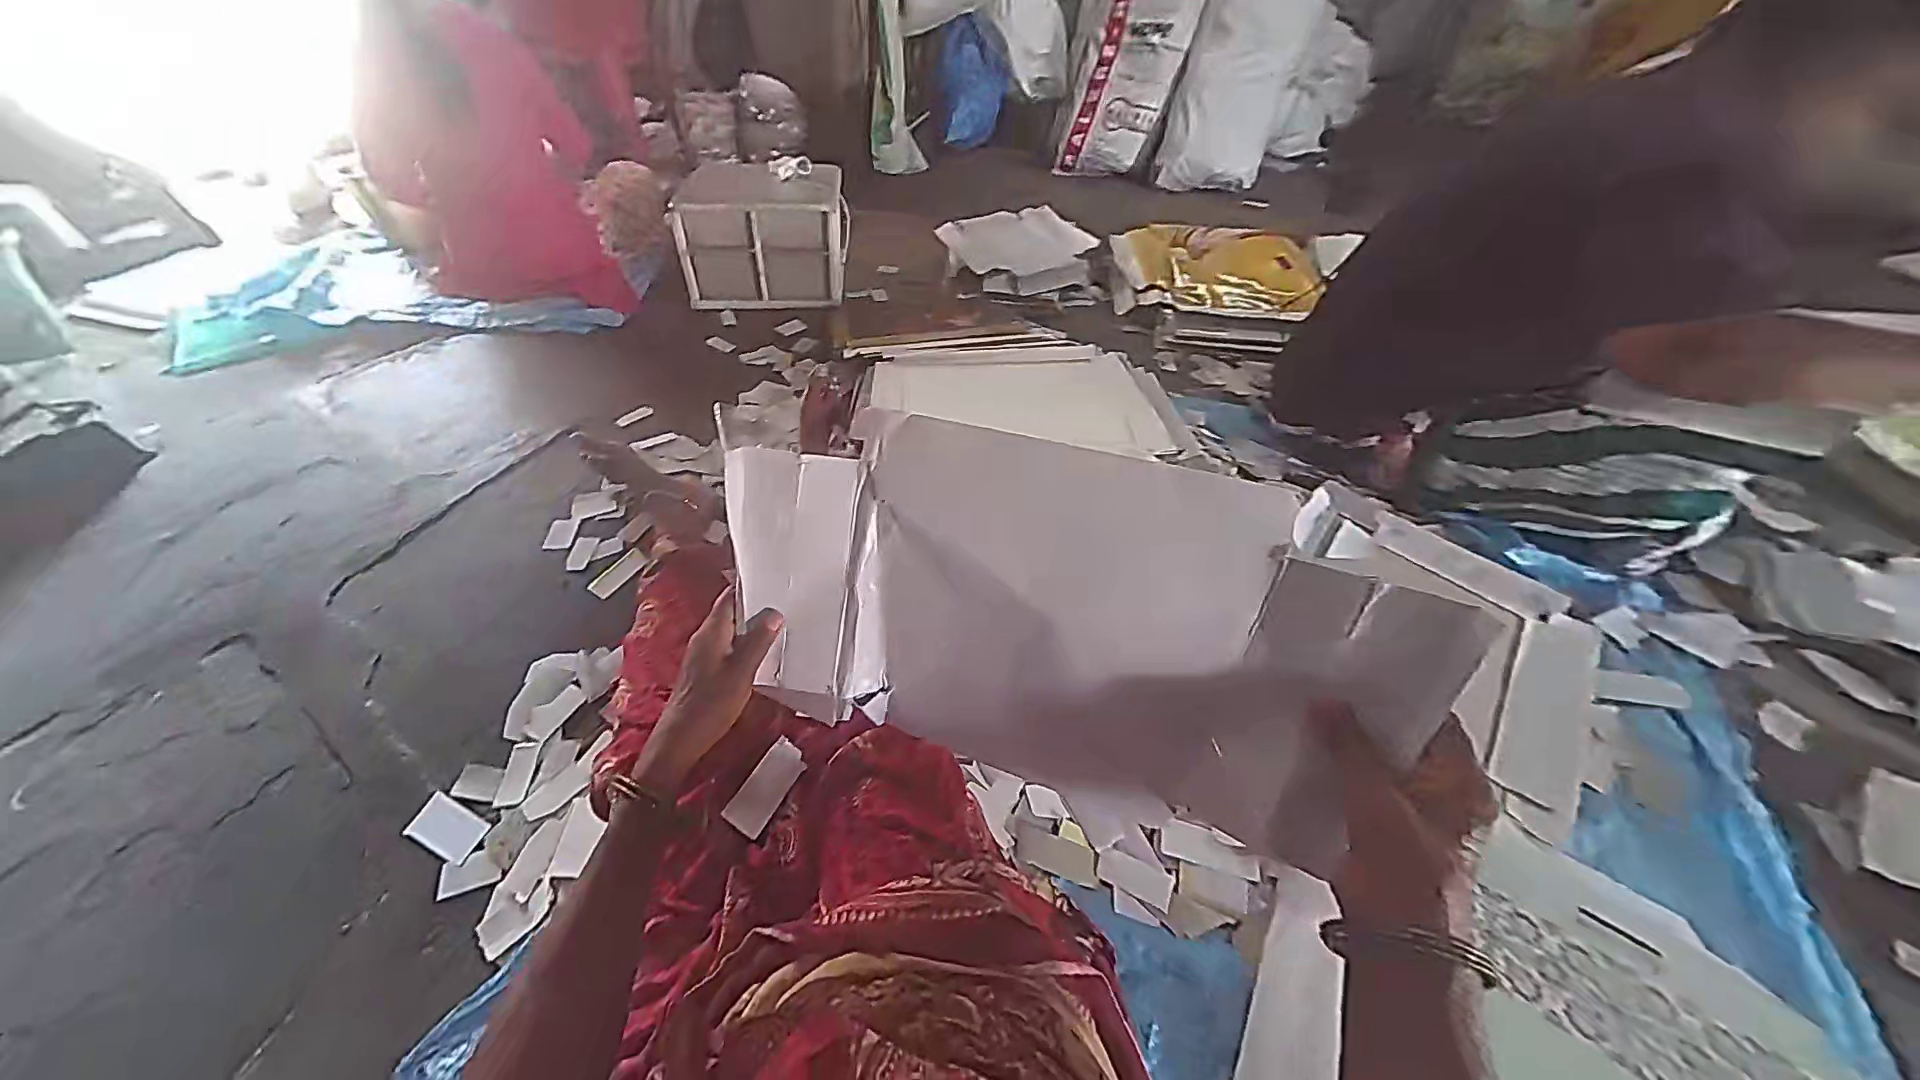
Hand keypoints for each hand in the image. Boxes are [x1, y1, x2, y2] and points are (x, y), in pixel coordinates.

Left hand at [631, 587, 782, 797]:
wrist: (681, 741)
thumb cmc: (710, 705)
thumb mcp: (741, 673)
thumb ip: (757, 642)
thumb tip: (773, 613)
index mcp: (711, 633)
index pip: (729, 597)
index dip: (748, 586)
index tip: (773, 579)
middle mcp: (705, 639)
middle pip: (730, 612)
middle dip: (755, 605)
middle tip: (784, 600)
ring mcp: (704, 655)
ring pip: (731, 630)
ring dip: (752, 626)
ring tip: (780, 624)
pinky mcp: (706, 671)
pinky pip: (730, 646)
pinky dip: (746, 643)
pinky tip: (763, 652)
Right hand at [1309, 701, 1495, 931]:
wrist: (1393, 934)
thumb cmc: (1404, 866)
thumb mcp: (1376, 796)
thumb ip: (1350, 746)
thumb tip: (1327, 702)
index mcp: (1463, 782)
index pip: (1436, 721)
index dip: (1400, 696)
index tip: (1362, 675)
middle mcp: (1444, 793)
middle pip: (1403, 741)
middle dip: (1367, 720)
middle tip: (1329, 691)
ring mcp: (1412, 811)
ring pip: (1378, 764)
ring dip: (1349, 746)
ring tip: (1313, 715)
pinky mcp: (1381, 827)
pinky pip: (1359, 786)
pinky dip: (1338, 770)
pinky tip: (1309, 752)